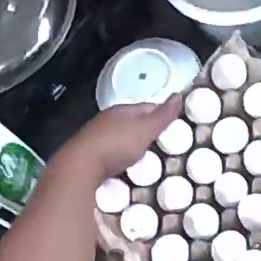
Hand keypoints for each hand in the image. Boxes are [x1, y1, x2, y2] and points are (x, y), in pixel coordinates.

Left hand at [58, 97, 181, 178]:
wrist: (81, 165)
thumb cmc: (117, 144)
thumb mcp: (146, 129)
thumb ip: (163, 115)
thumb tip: (179, 94)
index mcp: (123, 110)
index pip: (149, 107)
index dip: (164, 115)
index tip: (177, 127)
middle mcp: (109, 119)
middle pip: (136, 122)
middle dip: (150, 131)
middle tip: (168, 146)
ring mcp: (99, 135)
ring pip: (124, 137)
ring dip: (136, 144)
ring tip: (152, 158)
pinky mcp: (92, 153)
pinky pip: (115, 152)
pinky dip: (124, 156)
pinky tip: (130, 166)